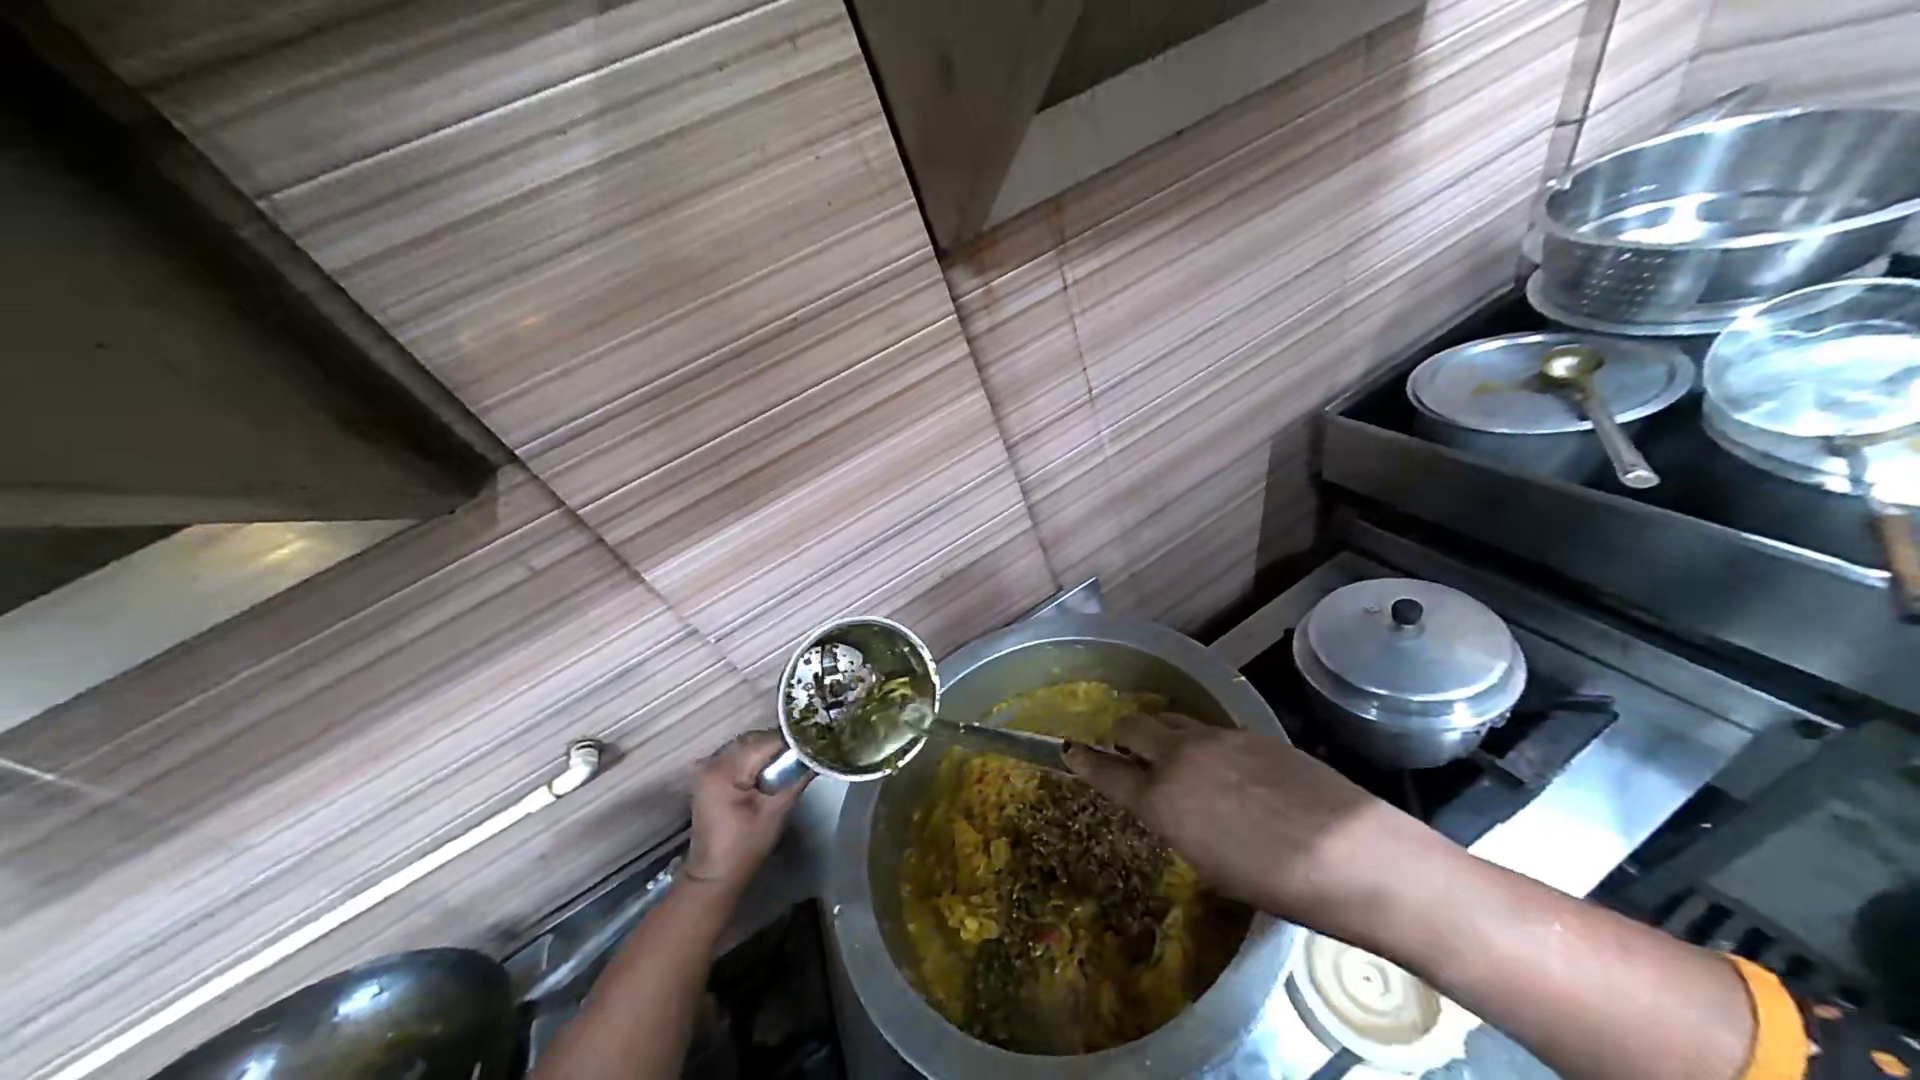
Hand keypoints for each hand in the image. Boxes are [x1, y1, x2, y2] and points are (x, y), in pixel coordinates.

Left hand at [683, 731, 808, 891]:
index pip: (765, 742)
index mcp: (724, 771)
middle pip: (754, 739)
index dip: (791, 742)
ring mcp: (707, 768)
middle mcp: (712, 762)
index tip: (813, 744)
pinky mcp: (709, 775)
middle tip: (804, 754)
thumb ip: (796, 779)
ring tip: (791, 761)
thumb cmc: (745, 846)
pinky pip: (737, 755)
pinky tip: (771, 769)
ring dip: (767, 750)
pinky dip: (755, 757)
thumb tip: (819, 755)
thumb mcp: (776, 812)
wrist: (714, 874)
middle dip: (780, 745)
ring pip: (746, 745)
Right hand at [1063, 714, 1443, 942]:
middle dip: (1122, 734)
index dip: (1083, 759)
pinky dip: (1201, 739)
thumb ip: (1176, 822)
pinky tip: (1223, 763)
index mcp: (1159, 799)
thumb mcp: (1207, 863)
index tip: (1070, 750)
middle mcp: (1179, 758)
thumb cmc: (1275, 883)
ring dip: (1161, 731)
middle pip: (1133, 724)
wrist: (1353, 854)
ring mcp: (1217, 738)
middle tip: (1126, 749)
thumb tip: (1171, 805)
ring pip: (1171, 718)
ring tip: (1172, 750)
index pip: (1105, 770)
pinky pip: (1210, 727)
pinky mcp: (1251, 732)